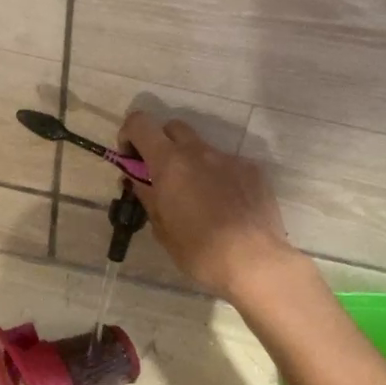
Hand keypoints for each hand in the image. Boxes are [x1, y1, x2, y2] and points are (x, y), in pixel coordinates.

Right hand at [119, 111, 300, 302]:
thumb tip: (138, 180)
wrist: (255, 262)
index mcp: (170, 163)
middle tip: (163, 177)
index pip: (140, 123)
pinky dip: (218, 178)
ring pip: (203, 149)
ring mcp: (229, 159)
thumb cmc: (200, 252)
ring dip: (192, 164)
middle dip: (162, 145)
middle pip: (173, 128)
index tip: (132, 159)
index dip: (130, 135)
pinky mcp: (252, 171)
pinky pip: (227, 166)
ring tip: (199, 200)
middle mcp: (199, 152)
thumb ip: (148, 198)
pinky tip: (226, 208)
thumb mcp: (163, 230)